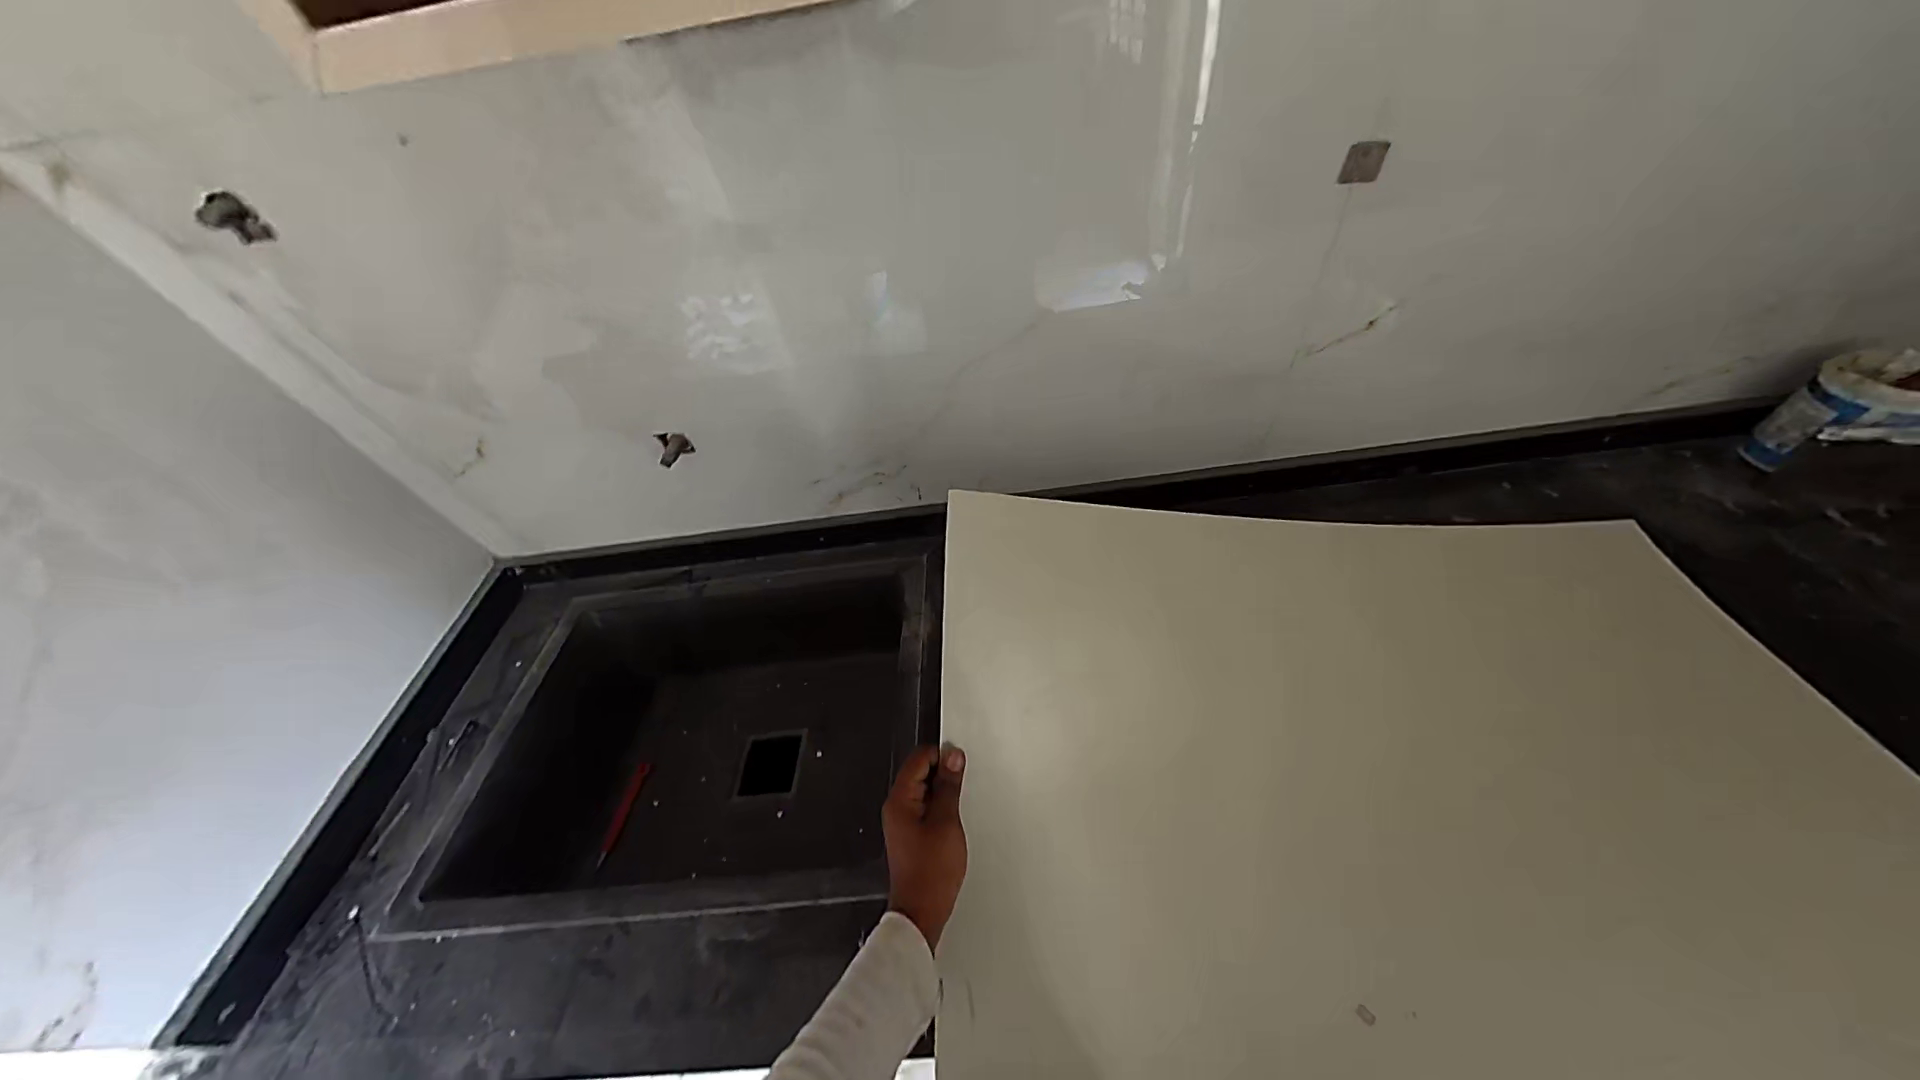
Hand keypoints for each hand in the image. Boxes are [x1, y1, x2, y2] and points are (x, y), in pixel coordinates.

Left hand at [882, 743, 967, 949]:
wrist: (922, 911)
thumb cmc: (930, 874)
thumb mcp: (947, 822)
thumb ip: (949, 786)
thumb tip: (953, 759)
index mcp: (899, 800)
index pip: (918, 759)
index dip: (940, 756)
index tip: (959, 763)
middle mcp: (897, 808)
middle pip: (920, 773)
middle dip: (943, 775)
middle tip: (960, 789)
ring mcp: (903, 822)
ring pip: (925, 791)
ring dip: (943, 793)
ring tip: (956, 811)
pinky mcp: (912, 834)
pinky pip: (926, 808)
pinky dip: (941, 809)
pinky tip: (952, 823)